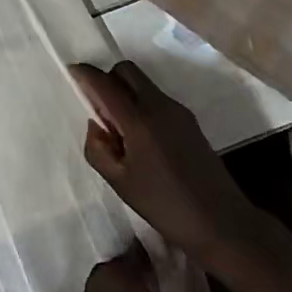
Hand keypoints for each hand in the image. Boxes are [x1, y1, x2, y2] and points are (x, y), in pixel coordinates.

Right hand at [74, 62, 263, 262]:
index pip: (105, 84)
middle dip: (108, 78)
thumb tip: (96, 124)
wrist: (220, 220)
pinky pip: (157, 98)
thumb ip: (98, 148)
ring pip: (143, 84)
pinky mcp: (189, 120)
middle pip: (127, 71)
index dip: (85, 74)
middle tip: (98, 108)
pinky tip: (140, 138)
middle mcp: (160, 106)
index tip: (72, 73)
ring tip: (119, 130)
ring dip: (125, 92)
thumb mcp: (120, 182)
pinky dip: (141, 104)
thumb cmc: (164, 205)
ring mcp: (178, 110)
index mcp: (139, 121)